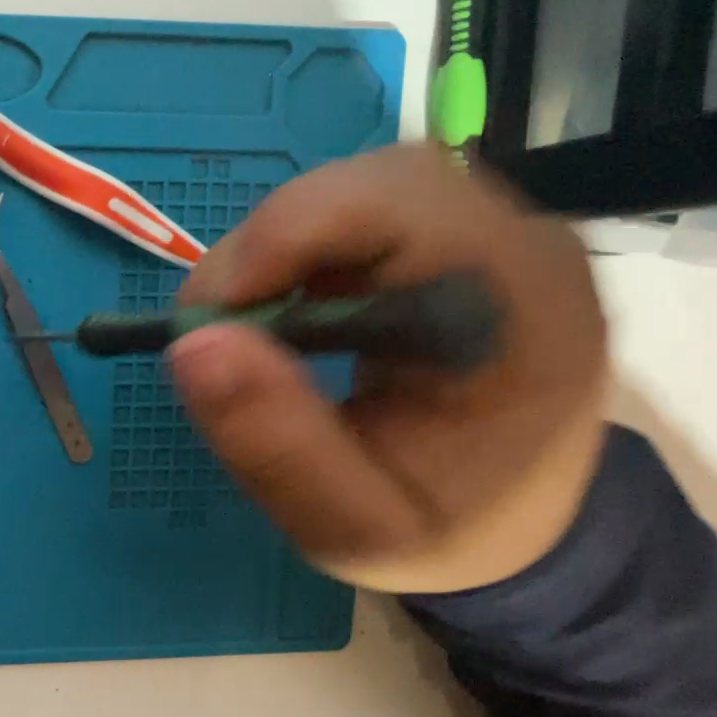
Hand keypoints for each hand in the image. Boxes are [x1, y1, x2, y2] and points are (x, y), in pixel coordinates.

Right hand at [170, 146, 608, 592]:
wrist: (518, 536)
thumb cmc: (447, 535)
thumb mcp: (353, 526)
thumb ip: (279, 448)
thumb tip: (191, 345)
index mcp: (525, 309)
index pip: (403, 204)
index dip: (289, 233)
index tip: (211, 314)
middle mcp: (518, 249)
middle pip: (377, 181)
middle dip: (271, 243)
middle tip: (214, 325)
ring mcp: (486, 240)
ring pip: (357, 188)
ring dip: (277, 250)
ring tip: (246, 329)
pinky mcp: (448, 247)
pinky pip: (356, 215)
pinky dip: (294, 257)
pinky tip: (282, 316)